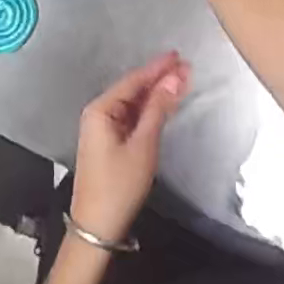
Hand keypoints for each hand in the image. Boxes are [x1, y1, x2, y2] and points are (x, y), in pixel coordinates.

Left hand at [70, 52, 189, 245]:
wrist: (97, 227)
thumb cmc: (119, 185)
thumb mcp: (143, 145)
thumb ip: (158, 109)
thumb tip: (174, 78)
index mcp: (100, 110)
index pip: (133, 81)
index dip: (157, 68)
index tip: (178, 56)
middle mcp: (98, 114)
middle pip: (132, 90)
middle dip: (159, 79)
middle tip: (185, 67)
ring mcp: (103, 129)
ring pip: (133, 104)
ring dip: (156, 94)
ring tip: (181, 81)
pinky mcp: (110, 143)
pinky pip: (131, 118)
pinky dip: (149, 111)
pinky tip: (164, 105)